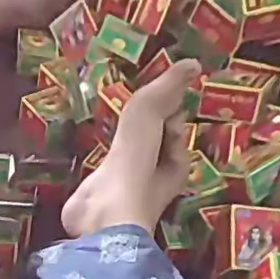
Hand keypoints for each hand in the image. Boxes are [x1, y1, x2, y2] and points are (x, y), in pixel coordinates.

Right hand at [60, 59, 200, 236]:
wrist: (102, 215)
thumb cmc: (134, 166)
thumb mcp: (152, 117)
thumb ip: (167, 90)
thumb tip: (193, 63)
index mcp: (173, 165)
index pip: (175, 133)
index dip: (169, 114)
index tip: (157, 97)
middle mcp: (150, 182)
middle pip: (149, 150)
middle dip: (143, 134)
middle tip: (130, 112)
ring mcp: (120, 194)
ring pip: (123, 166)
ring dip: (118, 152)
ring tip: (107, 131)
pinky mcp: (94, 202)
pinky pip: (97, 180)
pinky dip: (94, 170)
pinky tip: (86, 159)